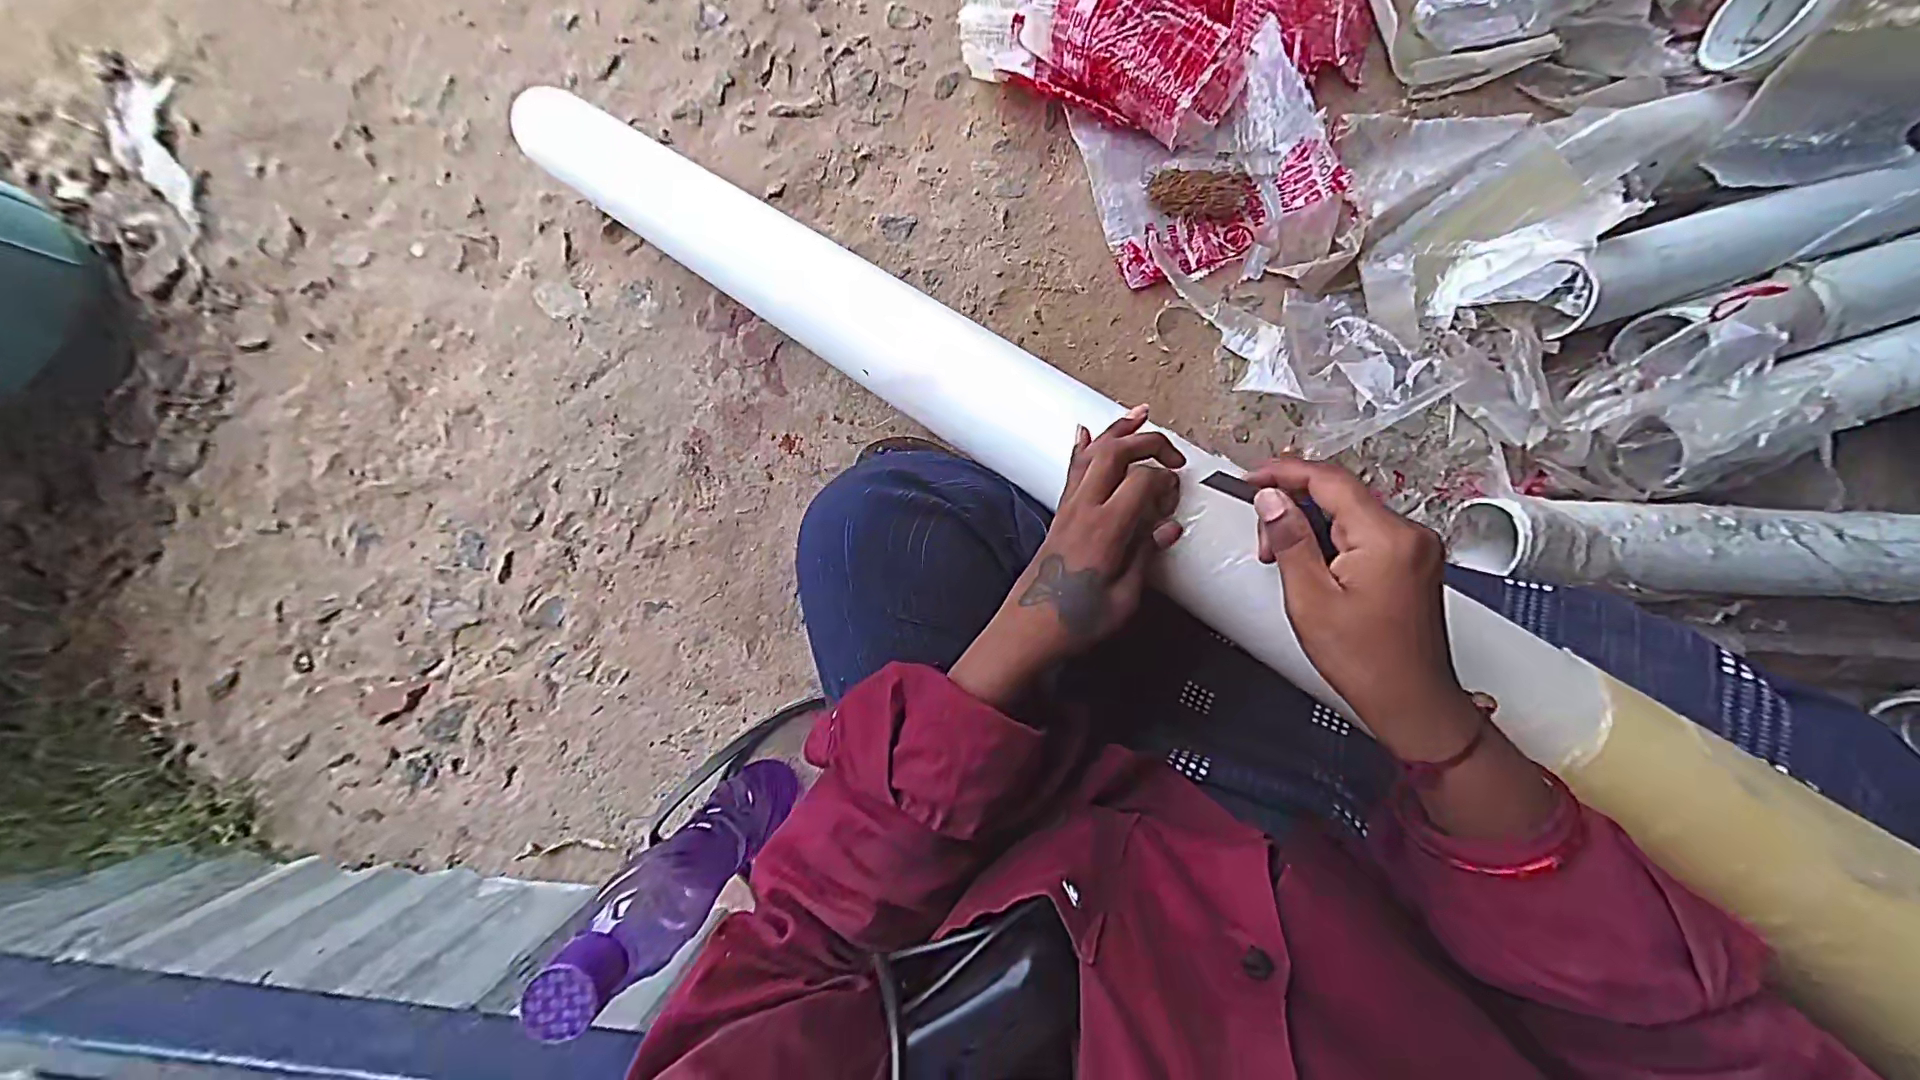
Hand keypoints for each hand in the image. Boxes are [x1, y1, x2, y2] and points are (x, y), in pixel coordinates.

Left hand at [949, 405, 1184, 711]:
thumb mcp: (1125, 599)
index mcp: (1105, 529)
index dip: (1166, 479)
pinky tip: (1086, 432)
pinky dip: (1082, 448)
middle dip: (1147, 441)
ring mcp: (1067, 509)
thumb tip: (1168, 527)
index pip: (1142, 480)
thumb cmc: (1075, 621)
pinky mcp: (1059, 516)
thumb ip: (1146, 556)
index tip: (1177, 493)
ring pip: (1090, 455)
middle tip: (1172, 451)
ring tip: (1140, 415)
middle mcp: (1083, 510)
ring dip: (1116, 432)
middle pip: (1114, 453)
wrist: (1026, 630)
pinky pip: (1072, 471)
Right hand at [1247, 457, 1554, 837]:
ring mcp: (1415, 547)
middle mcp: (1409, 534)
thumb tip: (1271, 498)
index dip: (1284, 472)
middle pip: (1339, 494)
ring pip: (1349, 513)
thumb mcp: (1309, 598)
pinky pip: (1363, 532)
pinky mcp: (1412, 562)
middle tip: (1264, 539)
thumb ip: (1289, 539)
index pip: (1329, 480)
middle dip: (1293, 506)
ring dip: (1309, 525)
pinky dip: (1330, 539)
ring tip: (1283, 558)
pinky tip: (1310, 563)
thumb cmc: (1365, 660)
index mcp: (1386, 537)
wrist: (1412, 701)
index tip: (1251, 477)